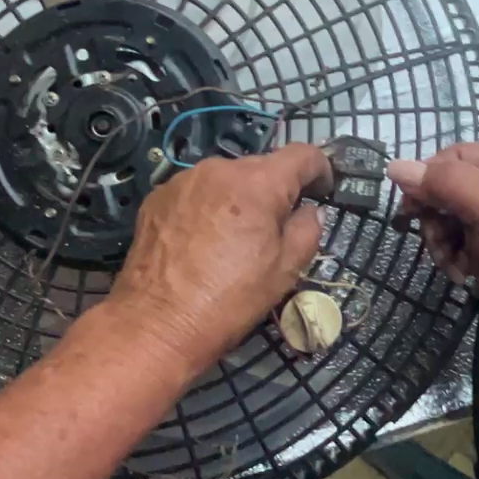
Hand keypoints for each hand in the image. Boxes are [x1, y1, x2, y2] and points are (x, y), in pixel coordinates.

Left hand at [103, 144, 330, 373]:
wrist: (156, 324)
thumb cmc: (229, 299)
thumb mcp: (284, 271)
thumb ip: (307, 230)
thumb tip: (309, 211)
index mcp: (257, 183)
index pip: (302, 155)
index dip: (320, 169)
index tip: (322, 192)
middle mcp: (219, 169)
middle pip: (262, 167)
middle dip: (276, 190)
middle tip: (276, 229)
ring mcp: (183, 180)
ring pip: (227, 178)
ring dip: (239, 198)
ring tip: (234, 238)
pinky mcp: (158, 197)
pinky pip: (197, 191)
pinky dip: (209, 206)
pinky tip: (203, 241)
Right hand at [388, 144, 478, 373]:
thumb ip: (449, 184)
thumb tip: (394, 166)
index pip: (458, 156)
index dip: (433, 175)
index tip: (416, 203)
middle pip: (447, 186)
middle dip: (434, 210)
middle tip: (432, 234)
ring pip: (443, 216)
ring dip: (438, 237)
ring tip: (450, 259)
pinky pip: (450, 242)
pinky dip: (447, 256)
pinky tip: (458, 273)